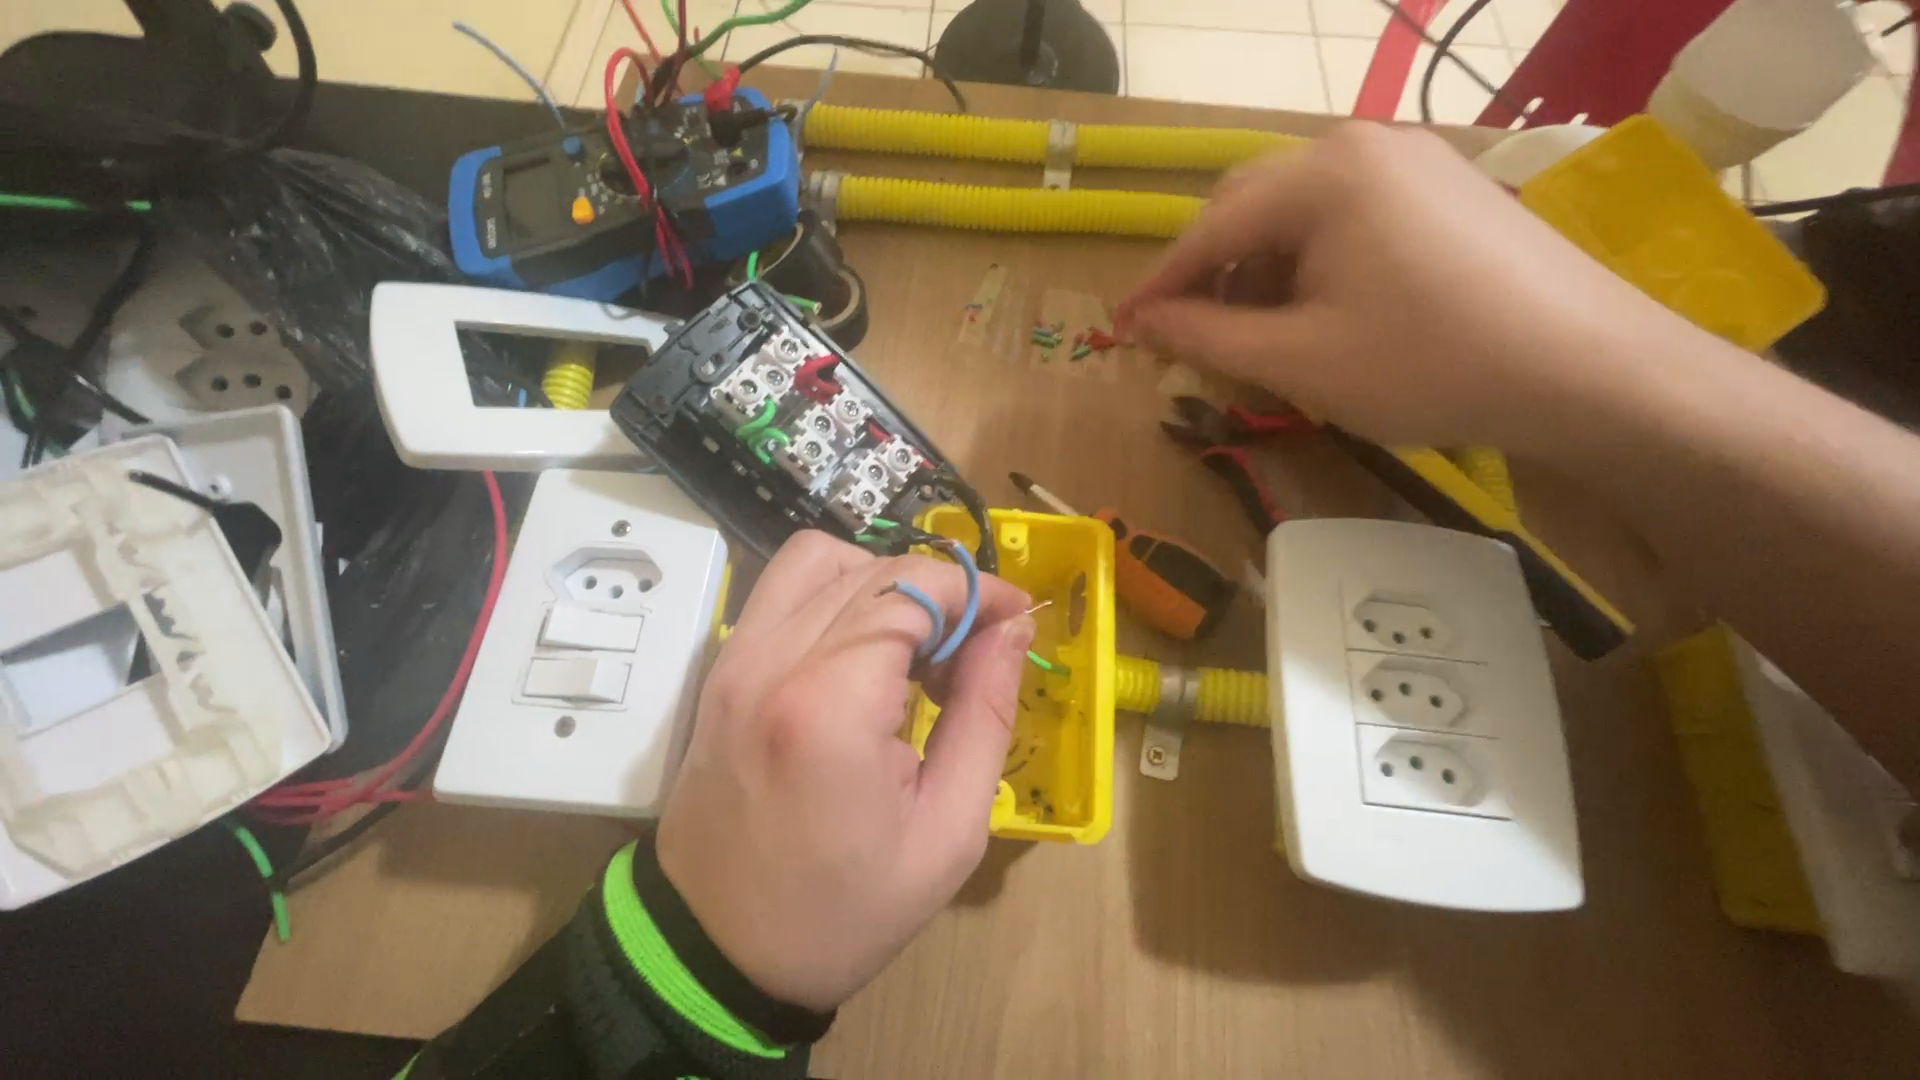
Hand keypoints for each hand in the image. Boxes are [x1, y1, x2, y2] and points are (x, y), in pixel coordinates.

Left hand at [657, 531, 1034, 1011]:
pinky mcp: (720, 668)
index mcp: (830, 705)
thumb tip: (1012, 629)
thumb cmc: (844, 909)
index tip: (1017, 617)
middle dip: (942, 591)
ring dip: (883, 581)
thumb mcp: (948, 830)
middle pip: (873, 569)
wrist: (715, 951)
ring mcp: (734, 659)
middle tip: (973, 651)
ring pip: (819, 559)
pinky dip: (836, 594)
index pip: (913, 590)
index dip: (977, 590)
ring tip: (915, 645)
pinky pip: (783, 590)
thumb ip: (985, 713)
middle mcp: (772, 660)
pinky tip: (863, 652)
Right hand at [1117, 122, 1706, 456]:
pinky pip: (1344, 217)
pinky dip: (1308, 263)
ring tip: (1254, 333)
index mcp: (1322, 175)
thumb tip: (1143, 322)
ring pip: (1296, 212)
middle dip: (1209, 273)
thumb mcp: (1297, 359)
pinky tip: (1315, 311)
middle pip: (1249, 206)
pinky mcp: (1441, 188)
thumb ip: (1206, 334)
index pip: (1209, 228)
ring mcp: (1410, 161)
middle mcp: (1362, 145)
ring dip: (1258, 271)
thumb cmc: (1426, 364)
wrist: (1587, 370)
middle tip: (1187, 334)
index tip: (1120, 327)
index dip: (1158, 284)